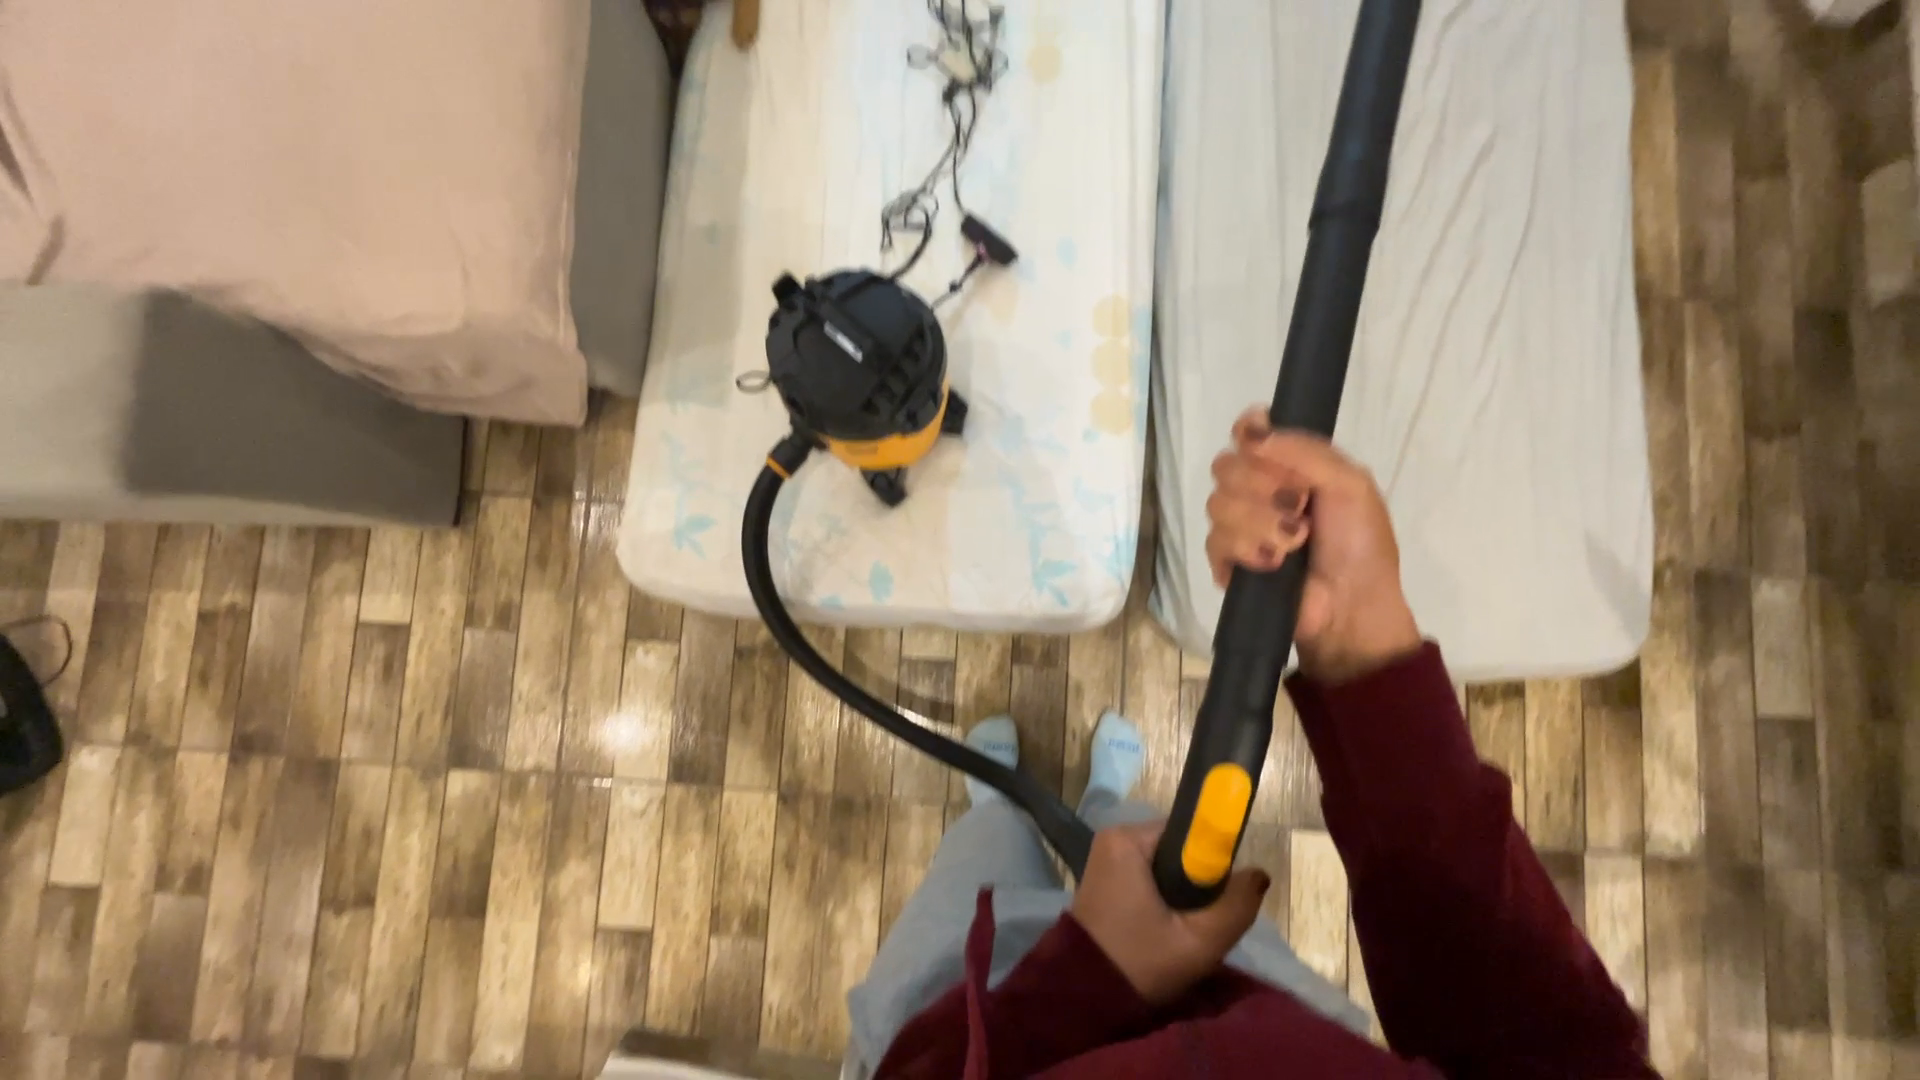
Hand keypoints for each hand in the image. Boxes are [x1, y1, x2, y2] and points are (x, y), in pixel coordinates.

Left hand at [1069, 822, 1270, 1005]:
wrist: (1085, 996)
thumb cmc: (1140, 963)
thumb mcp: (1198, 943)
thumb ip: (1235, 907)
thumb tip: (1260, 873)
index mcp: (1127, 839)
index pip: (1187, 832)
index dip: (1210, 861)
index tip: (1216, 896)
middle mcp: (1112, 837)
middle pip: (1175, 847)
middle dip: (1195, 879)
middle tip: (1201, 919)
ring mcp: (1105, 856)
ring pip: (1162, 862)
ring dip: (1179, 890)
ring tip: (1183, 926)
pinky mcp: (1103, 875)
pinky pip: (1145, 873)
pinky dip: (1161, 895)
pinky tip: (1165, 925)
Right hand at [1206, 407, 1421, 682]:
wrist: (1351, 607)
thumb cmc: (1360, 544)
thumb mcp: (1351, 486)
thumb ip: (1305, 452)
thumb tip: (1251, 435)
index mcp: (1290, 465)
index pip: (1249, 430)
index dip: (1248, 433)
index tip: (1259, 446)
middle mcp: (1259, 489)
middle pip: (1225, 465)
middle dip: (1261, 487)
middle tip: (1298, 506)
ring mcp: (1239, 526)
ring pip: (1217, 504)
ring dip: (1259, 524)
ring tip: (1292, 545)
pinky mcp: (1226, 561)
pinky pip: (1214, 542)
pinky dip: (1244, 551)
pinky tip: (1270, 565)